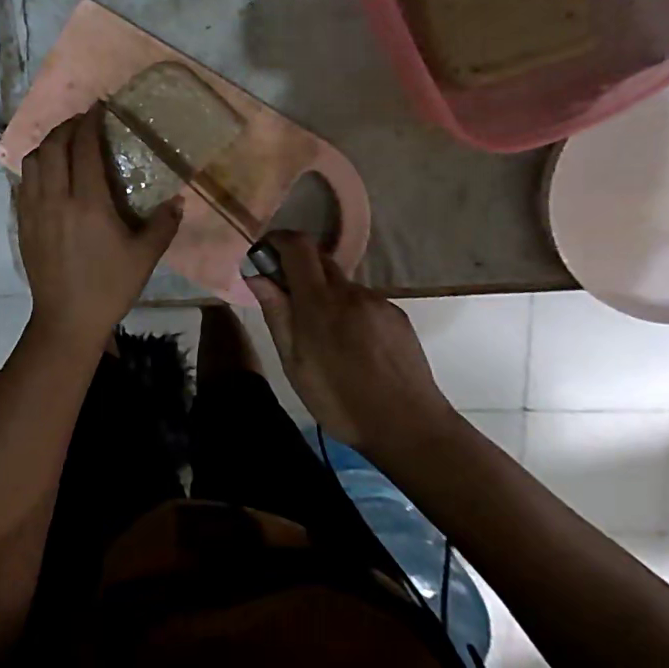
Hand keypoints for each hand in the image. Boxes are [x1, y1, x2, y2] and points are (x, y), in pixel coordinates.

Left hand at [15, 104, 181, 345]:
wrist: (66, 319)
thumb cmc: (108, 287)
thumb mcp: (144, 257)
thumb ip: (164, 225)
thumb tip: (178, 201)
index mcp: (87, 202)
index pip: (84, 148)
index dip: (90, 123)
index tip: (98, 107)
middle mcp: (55, 199)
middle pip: (53, 147)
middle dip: (67, 126)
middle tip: (83, 121)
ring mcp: (34, 210)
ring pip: (33, 161)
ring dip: (48, 143)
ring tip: (64, 141)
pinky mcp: (23, 223)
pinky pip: (24, 182)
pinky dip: (36, 166)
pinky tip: (49, 171)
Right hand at [245, 231, 455, 452]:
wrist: (411, 428)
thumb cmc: (339, 400)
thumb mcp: (294, 362)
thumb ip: (276, 313)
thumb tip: (257, 276)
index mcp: (319, 301)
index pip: (298, 245)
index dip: (277, 240)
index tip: (263, 255)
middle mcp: (350, 292)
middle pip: (319, 258)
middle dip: (297, 268)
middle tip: (287, 300)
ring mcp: (378, 302)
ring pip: (341, 283)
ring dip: (324, 295)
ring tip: (323, 336)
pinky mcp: (397, 315)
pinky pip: (362, 300)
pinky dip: (348, 310)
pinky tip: (352, 345)